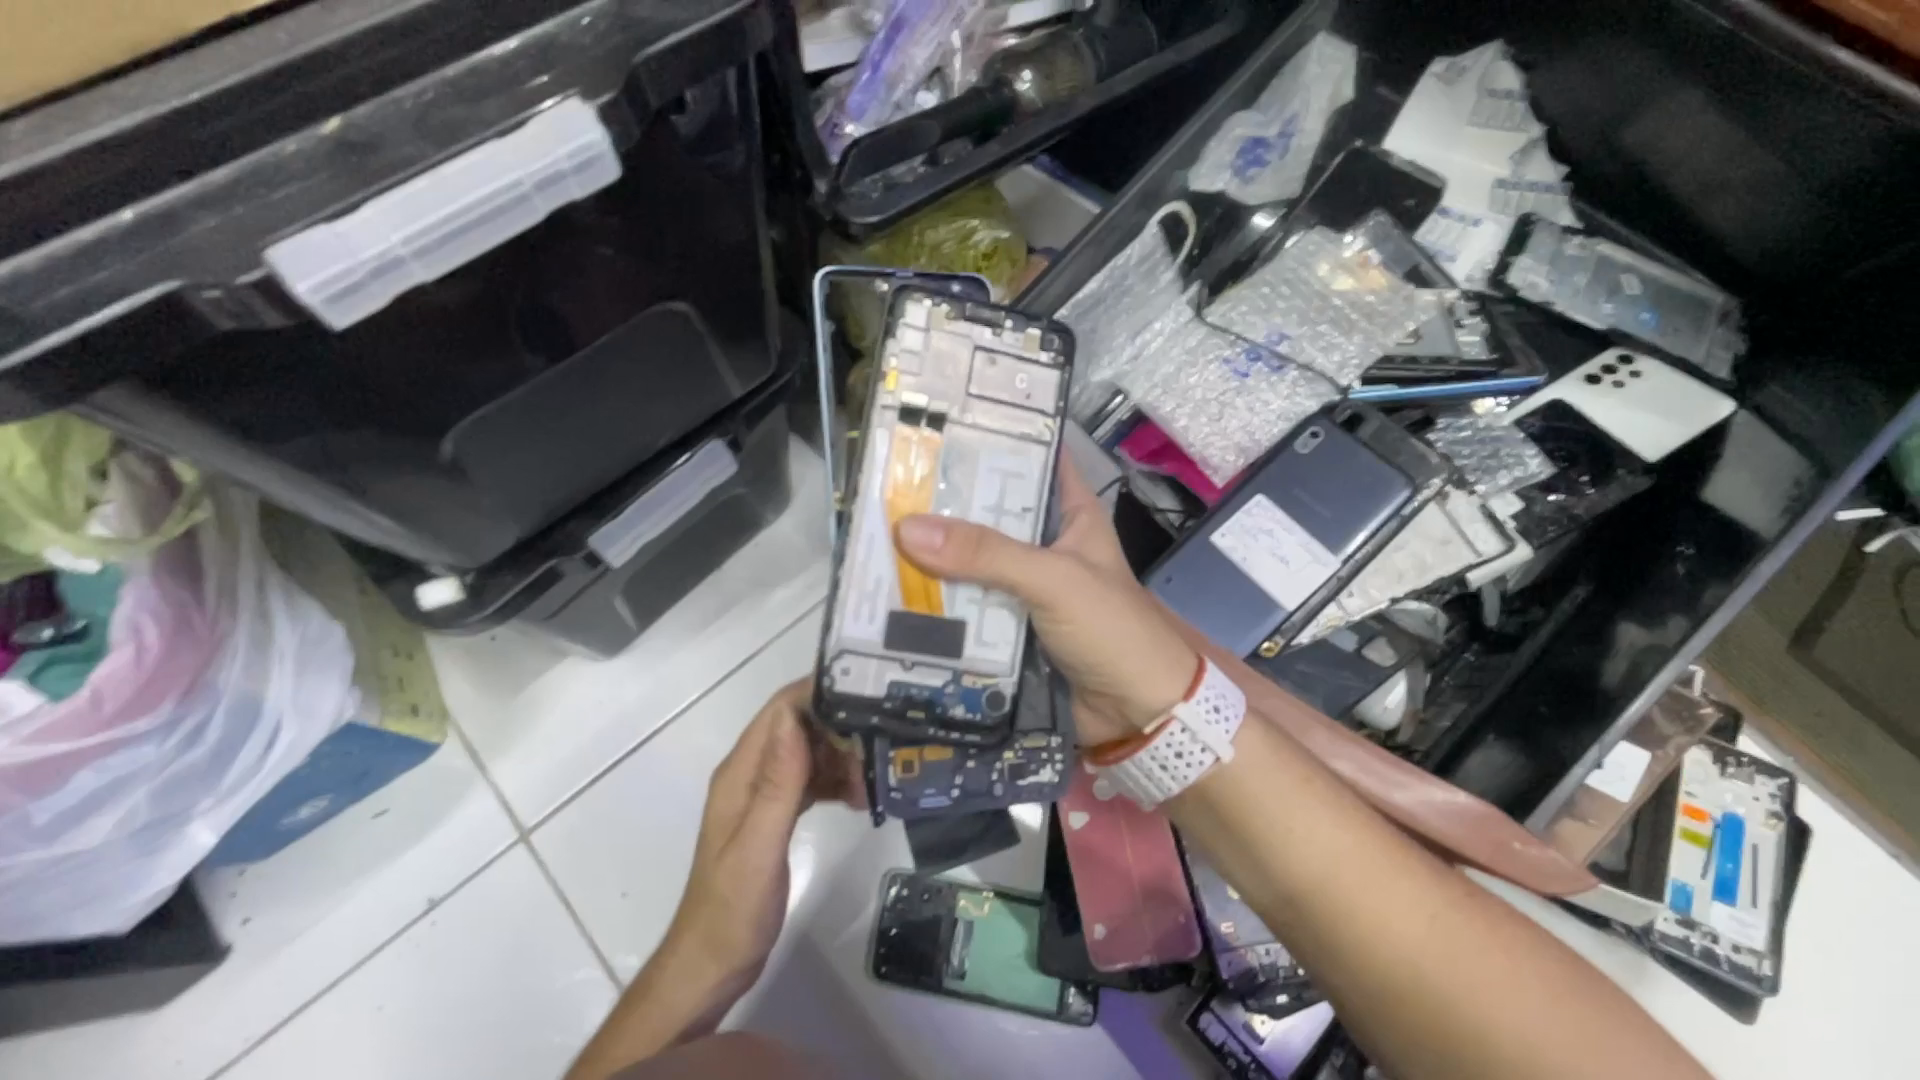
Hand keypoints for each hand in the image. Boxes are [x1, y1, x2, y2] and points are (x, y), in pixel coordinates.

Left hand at [661, 679, 864, 985]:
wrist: (712, 963)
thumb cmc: (733, 908)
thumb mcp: (758, 845)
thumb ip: (777, 782)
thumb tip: (793, 717)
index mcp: (740, 773)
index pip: (780, 711)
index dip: (819, 694)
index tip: (867, 694)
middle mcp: (749, 776)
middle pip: (797, 728)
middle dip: (839, 727)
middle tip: (883, 741)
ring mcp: (761, 797)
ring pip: (806, 755)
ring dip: (840, 757)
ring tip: (876, 774)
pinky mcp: (774, 817)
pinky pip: (808, 783)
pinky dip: (833, 783)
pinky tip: (859, 799)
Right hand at [894, 460, 1198, 744]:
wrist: (1140, 713)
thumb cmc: (1111, 629)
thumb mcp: (1052, 579)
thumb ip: (985, 554)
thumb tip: (907, 528)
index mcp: (1072, 515)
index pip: (1031, 460)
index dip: (990, 442)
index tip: (934, 430)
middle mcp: (1047, 546)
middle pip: (990, 517)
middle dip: (944, 508)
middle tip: (883, 490)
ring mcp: (1028, 590)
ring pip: (974, 566)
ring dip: (935, 561)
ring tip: (873, 538)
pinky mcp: (1014, 631)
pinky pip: (970, 611)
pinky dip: (940, 606)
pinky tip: (894, 596)